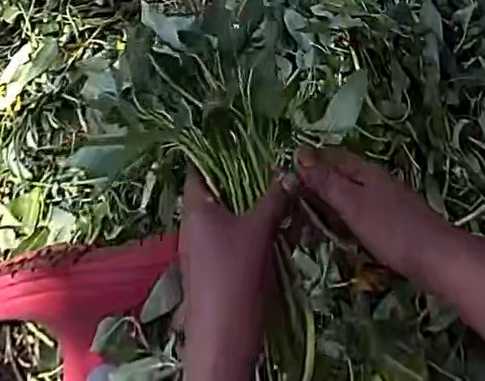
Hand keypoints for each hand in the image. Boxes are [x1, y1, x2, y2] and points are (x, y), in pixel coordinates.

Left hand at [178, 169, 291, 380]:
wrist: (223, 344)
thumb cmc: (234, 278)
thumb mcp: (259, 231)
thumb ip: (275, 198)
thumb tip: (292, 172)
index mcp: (196, 209)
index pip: (198, 169)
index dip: (215, 152)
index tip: (239, 139)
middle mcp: (192, 226)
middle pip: (215, 191)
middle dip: (241, 179)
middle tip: (269, 166)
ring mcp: (200, 250)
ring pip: (224, 216)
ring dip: (247, 205)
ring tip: (275, 195)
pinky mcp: (210, 271)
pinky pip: (228, 237)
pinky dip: (247, 228)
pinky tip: (271, 229)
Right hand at [295, 147, 458, 283]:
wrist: (438, 258)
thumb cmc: (391, 229)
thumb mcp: (353, 204)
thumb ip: (327, 181)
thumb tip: (300, 152)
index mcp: (363, 169)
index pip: (328, 156)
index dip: (306, 162)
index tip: (281, 174)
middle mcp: (373, 178)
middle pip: (337, 174)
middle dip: (313, 185)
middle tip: (289, 205)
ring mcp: (384, 199)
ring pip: (347, 194)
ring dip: (325, 205)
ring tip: (306, 223)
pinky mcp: (390, 220)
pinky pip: (357, 211)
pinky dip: (341, 218)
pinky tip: (336, 232)